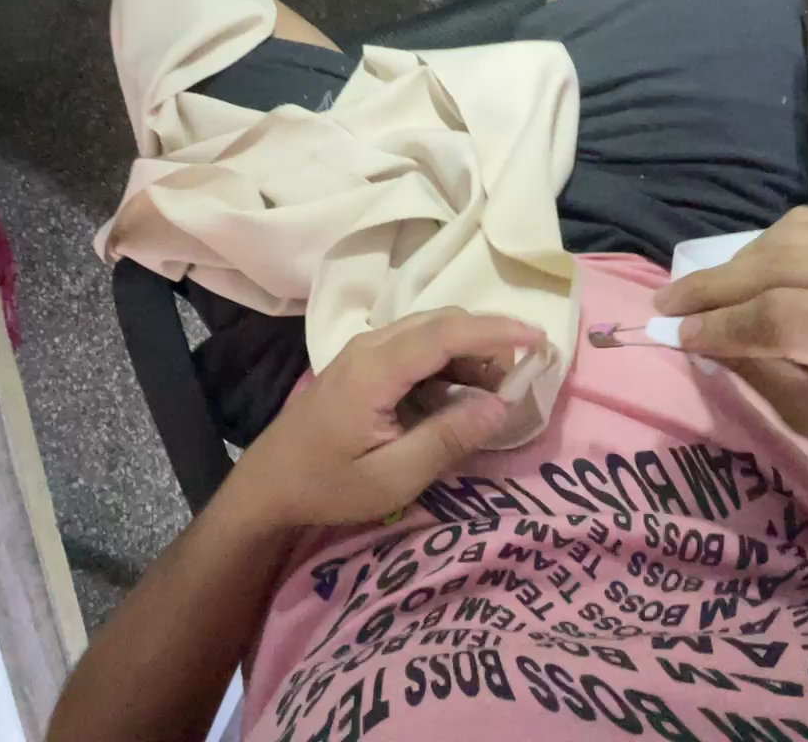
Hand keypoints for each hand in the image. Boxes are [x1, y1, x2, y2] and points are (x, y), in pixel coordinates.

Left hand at [226, 309, 541, 527]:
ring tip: (497, 389)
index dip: (495, 331)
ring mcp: (363, 350)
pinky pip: (414, 345)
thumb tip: (502, 405)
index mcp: (375, 369)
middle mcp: (369, 345)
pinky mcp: (362, 362)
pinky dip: (446, 359)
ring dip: (468, 349)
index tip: (539, 339)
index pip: (445, 333)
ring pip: (428, 330)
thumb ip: (448, 438)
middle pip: (440, 322)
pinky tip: (459, 392)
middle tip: (522, 375)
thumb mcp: (393, 477)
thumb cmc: (328, 485)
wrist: (269, 484)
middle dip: (488, 340)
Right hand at [654, 208, 807, 489]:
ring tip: (707, 288)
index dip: (722, 324)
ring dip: (738, 260)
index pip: (787, 318)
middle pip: (784, 266)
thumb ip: (761, 373)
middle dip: (715, 285)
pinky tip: (751, 267)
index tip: (678, 334)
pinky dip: (771, 242)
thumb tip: (697, 336)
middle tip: (670, 302)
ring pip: (795, 235)